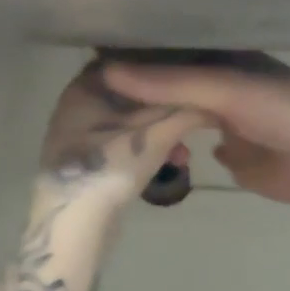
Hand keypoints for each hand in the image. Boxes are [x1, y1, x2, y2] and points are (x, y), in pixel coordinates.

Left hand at [38, 57, 207, 207]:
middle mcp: (78, 105)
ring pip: (131, 122)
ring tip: (184, 154)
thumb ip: (186, 112)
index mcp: (84, 88)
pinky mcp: (89, 161)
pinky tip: (170, 164)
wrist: (73, 228)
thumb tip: (216, 100)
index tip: (190, 74)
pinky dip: (147, 149)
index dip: (160, 67)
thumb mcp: (155, 135)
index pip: (128, 62)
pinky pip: (124, 143)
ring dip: (161, 133)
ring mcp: (80, 135)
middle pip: (133, 95)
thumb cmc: (109, 169)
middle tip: (194, 121)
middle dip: (166, 109)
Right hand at [101, 52, 289, 214]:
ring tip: (101, 127)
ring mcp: (220, 118)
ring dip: (147, 123)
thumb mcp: (225, 89)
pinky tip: (135, 153)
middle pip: (165, 85)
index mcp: (220, 55)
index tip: (87, 60)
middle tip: (83, 100)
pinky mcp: (225, 152)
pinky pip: (186, 147)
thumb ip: (170, 83)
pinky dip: (166, 150)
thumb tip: (107, 72)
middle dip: (132, 93)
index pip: (166, 49)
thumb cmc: (285, 110)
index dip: (131, 54)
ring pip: (172, 116)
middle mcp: (216, 81)